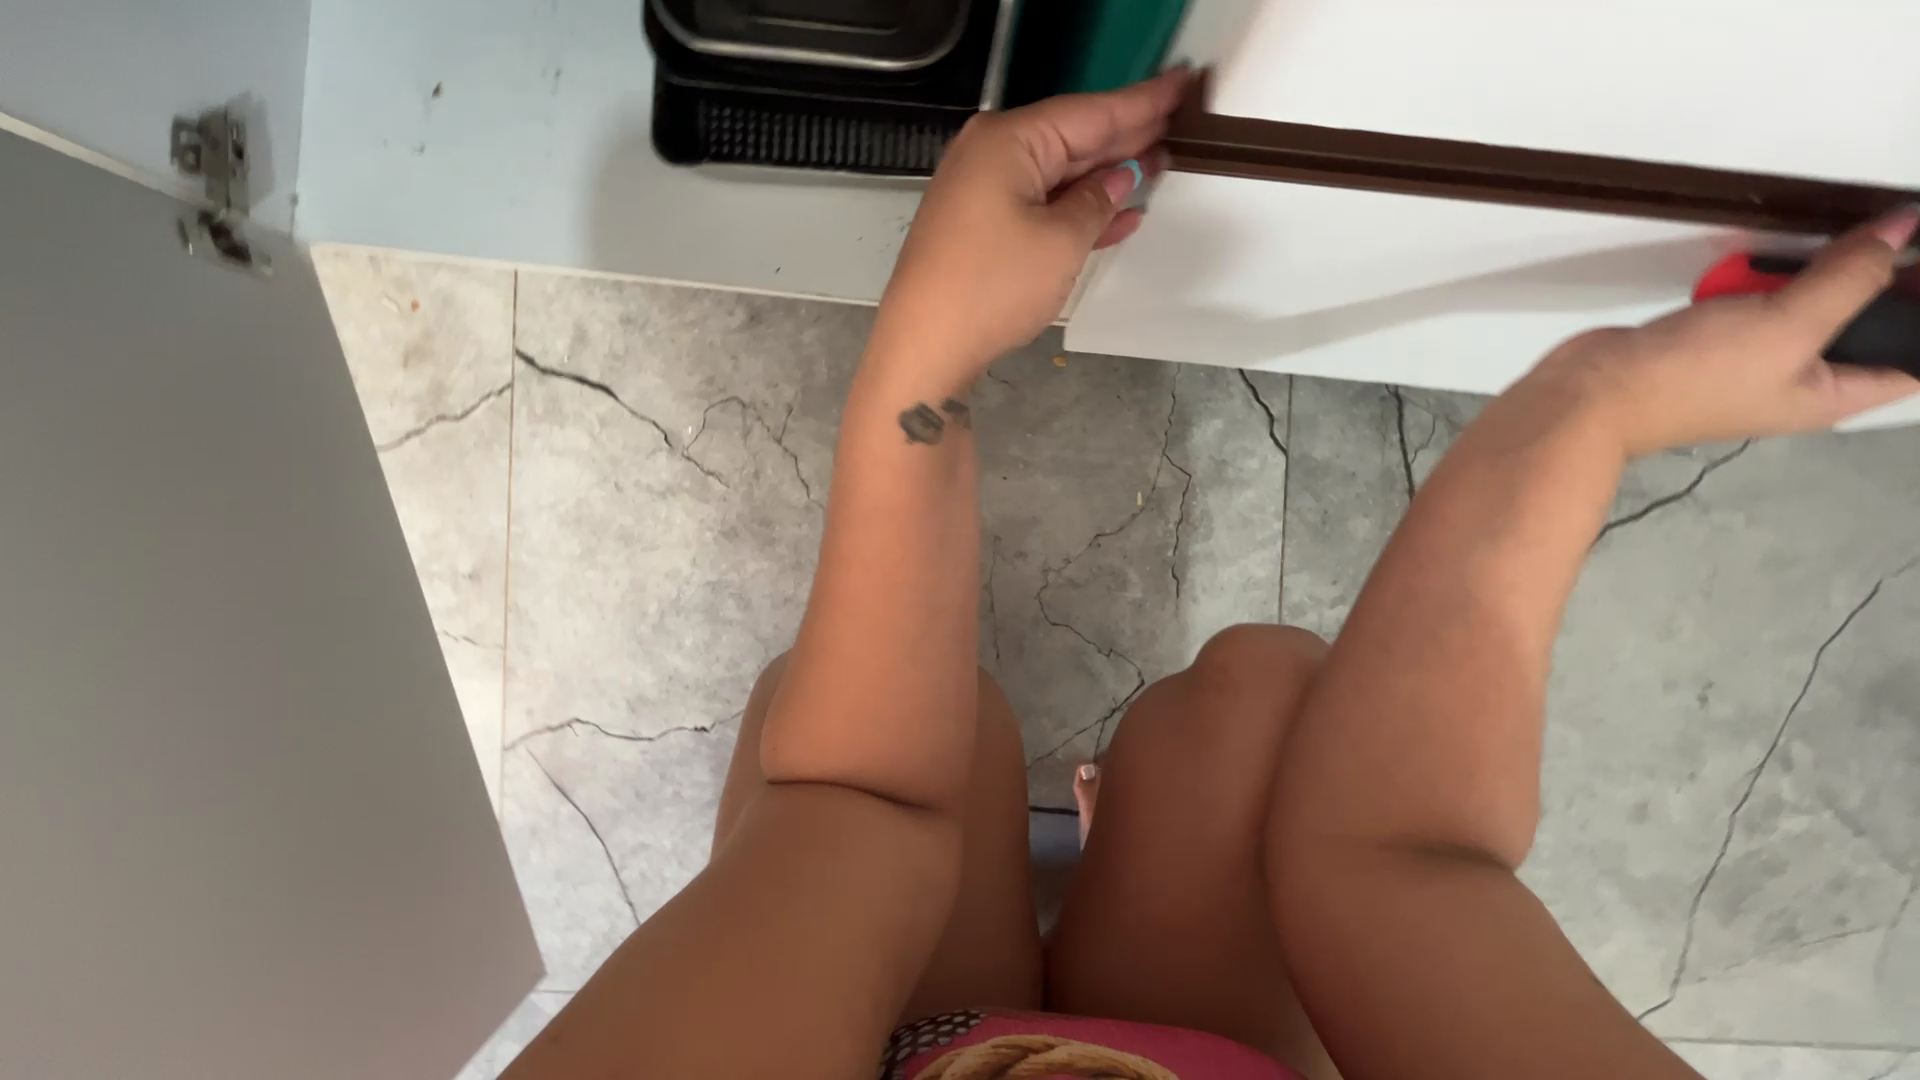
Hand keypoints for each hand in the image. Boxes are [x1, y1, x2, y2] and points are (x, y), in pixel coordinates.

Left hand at [868, 69, 1190, 383]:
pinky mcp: (978, 230)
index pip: (1089, 113)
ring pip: (1056, 177)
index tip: (1182, 87)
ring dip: (1104, 178)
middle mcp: (990, 155)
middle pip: (1070, 140)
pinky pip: (1037, 208)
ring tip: (1159, 169)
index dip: (1141, 104)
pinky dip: (1074, 213)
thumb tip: (1120, 178)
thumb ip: (1097, 202)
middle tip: (1178, 126)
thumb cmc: (992, 288)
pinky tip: (1118, 216)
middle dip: (1124, 138)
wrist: (925, 347)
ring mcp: (980, 193)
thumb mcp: (1060, 243)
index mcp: (1009, 140)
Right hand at [1534, 208, 1919, 456]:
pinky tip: (1741, 272)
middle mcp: (1799, 379)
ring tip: (1788, 262)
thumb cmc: (1690, 376)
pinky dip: (1752, 283)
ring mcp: (1748, 360)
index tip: (1914, 265)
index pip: (1918, 356)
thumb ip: (1853, 276)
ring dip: (1803, 277)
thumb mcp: (1787, 325)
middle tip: (1860, 246)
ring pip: (1806, 307)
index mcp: (1832, 395)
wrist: (1586, 394)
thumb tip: (1904, 226)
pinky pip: (1752, 304)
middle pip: (1865, 323)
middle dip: (1867, 282)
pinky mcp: (1706, 342)